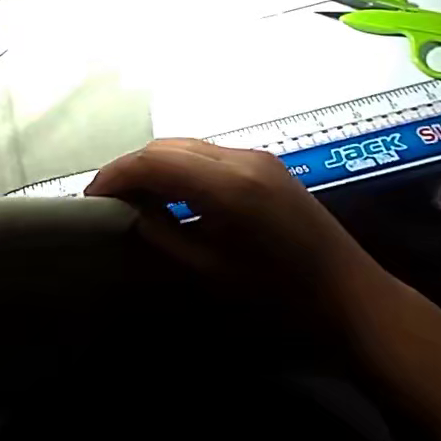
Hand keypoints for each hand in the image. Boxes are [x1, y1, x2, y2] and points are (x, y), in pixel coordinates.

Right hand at [88, 139, 375, 304]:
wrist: (348, 293)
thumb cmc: (279, 295)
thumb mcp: (211, 271)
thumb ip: (164, 234)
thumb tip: (132, 212)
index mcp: (227, 186)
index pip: (154, 161)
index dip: (116, 174)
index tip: (92, 198)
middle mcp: (240, 157)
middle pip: (168, 146)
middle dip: (132, 166)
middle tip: (109, 198)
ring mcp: (256, 155)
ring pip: (187, 145)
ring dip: (156, 163)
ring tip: (134, 195)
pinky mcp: (265, 162)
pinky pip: (209, 153)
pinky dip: (181, 166)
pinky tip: (172, 191)